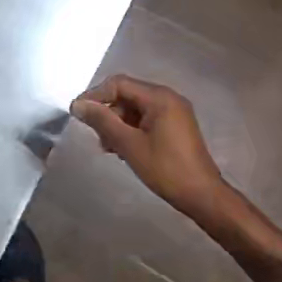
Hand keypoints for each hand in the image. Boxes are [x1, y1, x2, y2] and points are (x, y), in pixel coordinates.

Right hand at [70, 75, 228, 217]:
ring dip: (118, 124)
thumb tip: (77, 105)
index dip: (95, 95)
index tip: (78, 113)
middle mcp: (168, 98)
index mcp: (159, 97)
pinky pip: (146, 119)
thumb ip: (102, 121)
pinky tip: (123, 150)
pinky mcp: (176, 127)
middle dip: (108, 113)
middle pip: (127, 95)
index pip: (119, 84)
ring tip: (109, 147)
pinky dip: (131, 130)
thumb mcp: (129, 145)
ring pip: (135, 108)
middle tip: (96, 135)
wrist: (204, 197)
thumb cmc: (166, 169)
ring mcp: (174, 112)